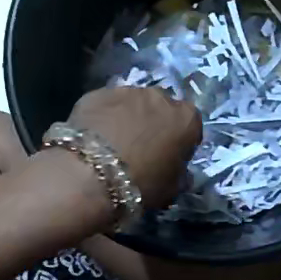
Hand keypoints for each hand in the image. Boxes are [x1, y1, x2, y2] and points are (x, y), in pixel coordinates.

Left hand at [66, 85, 200, 208]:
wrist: (90, 176)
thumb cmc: (142, 184)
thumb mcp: (172, 188)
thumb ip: (180, 174)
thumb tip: (179, 173)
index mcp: (186, 118)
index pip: (190, 125)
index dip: (180, 140)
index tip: (170, 155)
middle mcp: (160, 97)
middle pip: (160, 108)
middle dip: (154, 123)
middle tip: (140, 148)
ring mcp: (127, 91)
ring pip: (132, 103)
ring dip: (127, 117)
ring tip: (112, 143)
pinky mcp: (97, 93)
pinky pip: (105, 105)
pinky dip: (103, 116)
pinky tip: (92, 137)